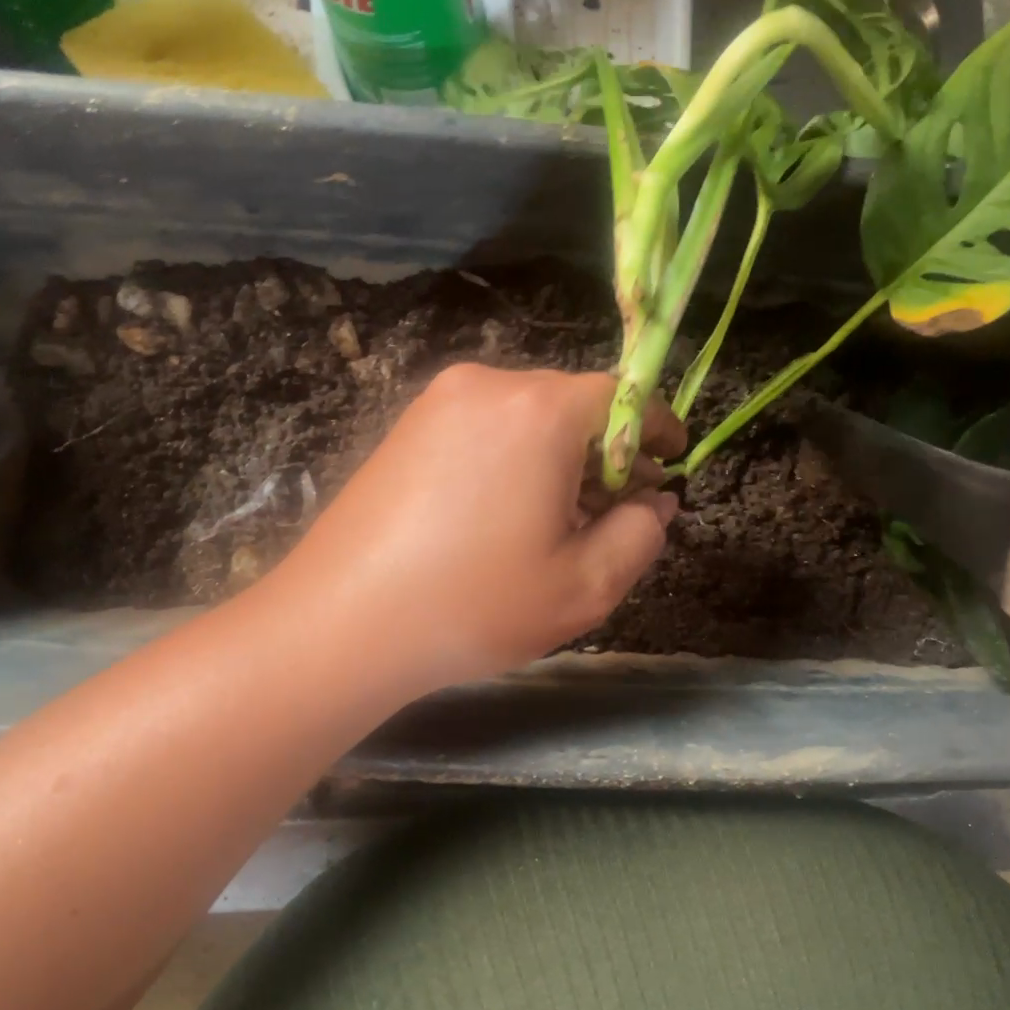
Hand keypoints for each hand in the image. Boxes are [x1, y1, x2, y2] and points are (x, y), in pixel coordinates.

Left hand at [257, 365, 683, 696]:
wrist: (339, 625)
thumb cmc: (474, 605)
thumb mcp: (584, 585)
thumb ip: (640, 534)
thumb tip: (654, 500)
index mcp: (541, 410)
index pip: (625, 397)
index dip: (657, 431)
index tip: (670, 466)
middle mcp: (490, 384)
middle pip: (574, 405)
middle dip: (605, 454)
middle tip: (613, 516)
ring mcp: (439, 402)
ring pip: (528, 418)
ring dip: (558, 459)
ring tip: (555, 526)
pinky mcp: (407, 426)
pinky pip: (485, 429)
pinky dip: (513, 460)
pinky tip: (502, 518)